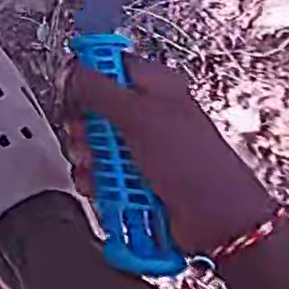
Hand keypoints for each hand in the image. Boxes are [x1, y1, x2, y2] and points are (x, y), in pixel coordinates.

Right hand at [60, 55, 276, 255]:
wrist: (218, 224)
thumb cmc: (192, 164)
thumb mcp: (139, 117)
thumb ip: (98, 89)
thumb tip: (70, 71)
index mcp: (154, 85)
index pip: (108, 64)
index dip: (85, 75)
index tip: (73, 91)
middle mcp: (145, 111)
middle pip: (92, 104)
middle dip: (82, 123)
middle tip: (88, 135)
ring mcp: (138, 144)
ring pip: (91, 138)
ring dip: (86, 154)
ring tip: (96, 165)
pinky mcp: (132, 172)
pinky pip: (98, 167)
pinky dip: (94, 176)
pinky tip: (100, 183)